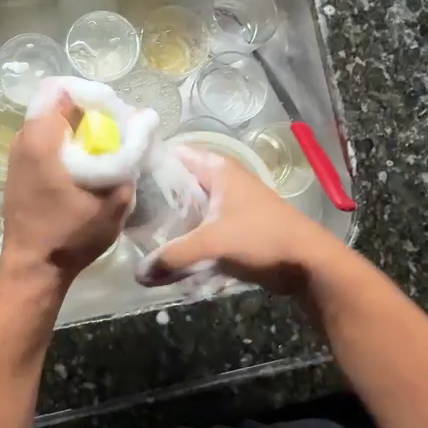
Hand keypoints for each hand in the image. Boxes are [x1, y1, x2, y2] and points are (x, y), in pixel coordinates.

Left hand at [1, 94, 133, 285]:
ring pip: (53, 123)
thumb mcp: (114, 198)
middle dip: (91, 112)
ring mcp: (18, 154)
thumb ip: (131, 156)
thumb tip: (145, 122)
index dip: (94, 95)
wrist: (34, 269)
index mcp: (40, 138)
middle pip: (59, 104)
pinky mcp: (20, 170)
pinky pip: (46, 141)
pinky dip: (69, 144)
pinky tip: (88, 166)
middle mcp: (23, 138)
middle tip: (117, 132)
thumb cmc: (71, 233)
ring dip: (80, 129)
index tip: (117, 115)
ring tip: (106, 149)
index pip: (63, 89)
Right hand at [139, 148, 346, 295]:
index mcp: (217, 169)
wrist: (307, 262)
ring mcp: (228, 204)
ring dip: (169, 223)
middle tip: (124, 214)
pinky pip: (200, 228)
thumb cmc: (261, 238)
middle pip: (177, 183)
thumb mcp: (212, 243)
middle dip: (153, 199)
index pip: (173, 154)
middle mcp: (221, 180)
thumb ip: (172, 256)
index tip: (120, 178)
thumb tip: (138, 273)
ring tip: (138, 236)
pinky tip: (166, 253)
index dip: (147, 162)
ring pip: (188, 208)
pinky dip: (185, 238)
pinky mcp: (233, 227)